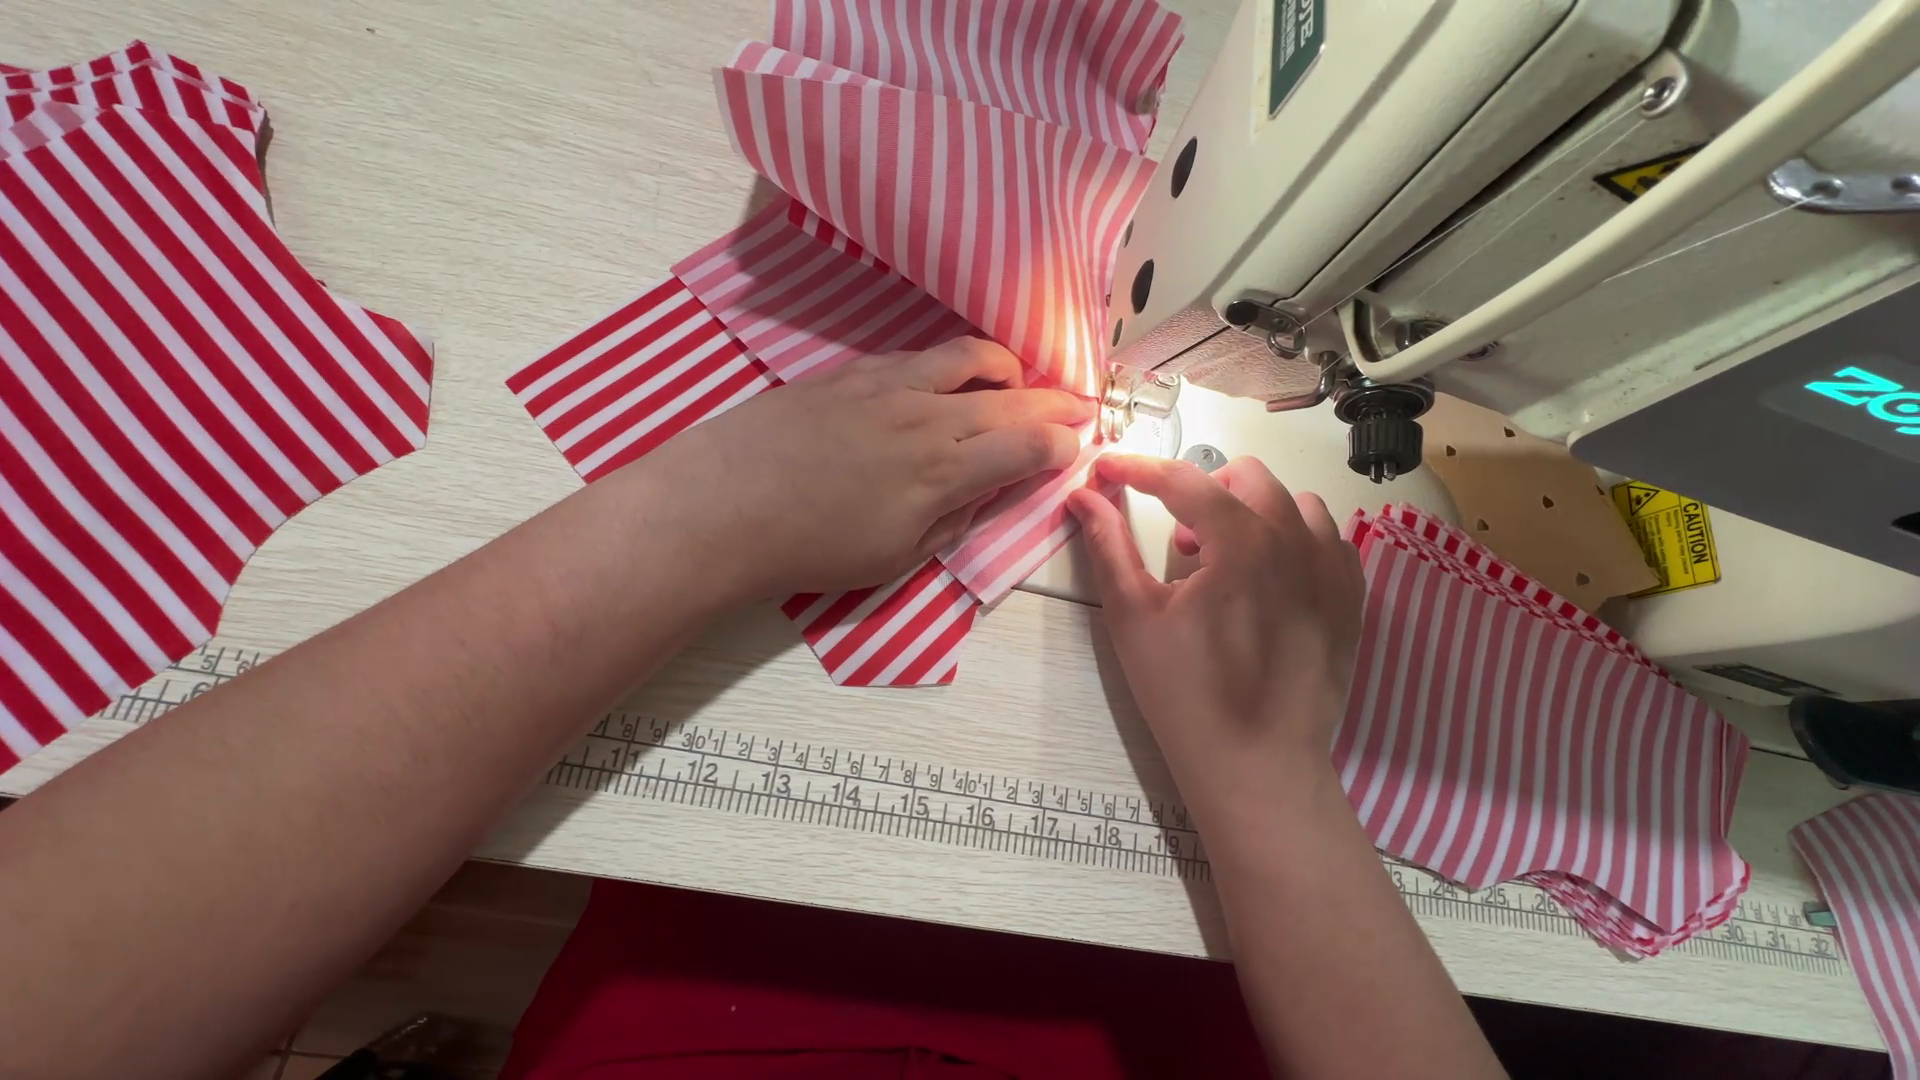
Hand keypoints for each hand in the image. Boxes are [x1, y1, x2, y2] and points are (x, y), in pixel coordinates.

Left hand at [642, 337, 1093, 598]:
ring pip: (968, 356)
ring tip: (1015, 380)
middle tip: (1076, 405)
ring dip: (1006, 368)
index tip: (1076, 446)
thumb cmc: (813, 548)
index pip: (1028, 445)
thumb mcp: (895, 557)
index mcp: (946, 470)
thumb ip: (950, 521)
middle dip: (1054, 401)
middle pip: (1012, 396)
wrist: (728, 503)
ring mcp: (890, 384)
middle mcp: (930, 415)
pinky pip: (919, 355)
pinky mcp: (853, 371)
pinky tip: (945, 377)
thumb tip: (979, 493)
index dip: (1062, 444)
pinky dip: (952, 362)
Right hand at [1065, 454, 1364, 830]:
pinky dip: (1291, 541)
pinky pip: (1326, 540)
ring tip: (1226, 564)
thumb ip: (1109, 546)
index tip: (1107, 469)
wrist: (1259, 767)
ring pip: (1294, 503)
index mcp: (1242, 542)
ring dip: (1252, 514)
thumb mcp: (1134, 618)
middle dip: (1203, 491)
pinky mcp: (1351, 599)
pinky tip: (1268, 583)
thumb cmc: (1185, 695)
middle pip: (1248, 477)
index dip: (1138, 468)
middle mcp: (1297, 541)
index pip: (1184, 479)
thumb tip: (1083, 496)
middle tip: (1179, 542)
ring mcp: (1333, 570)